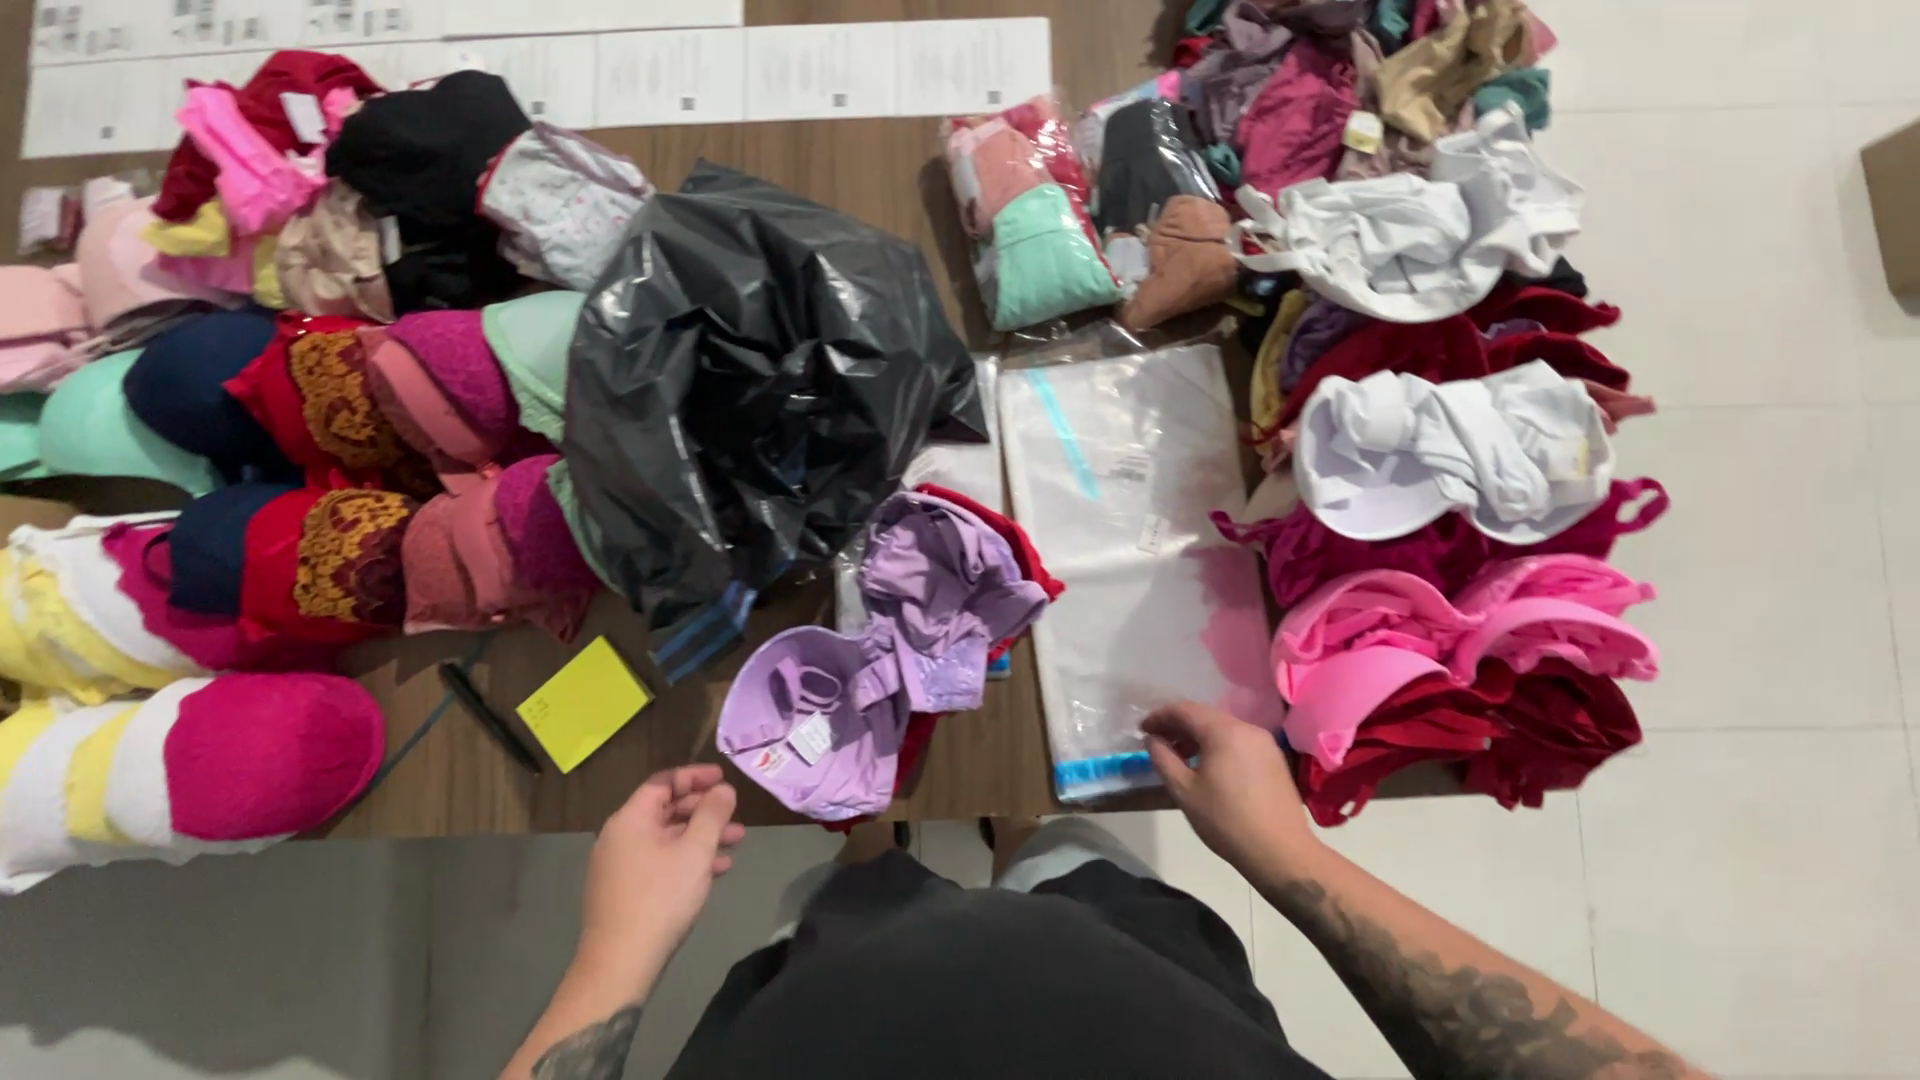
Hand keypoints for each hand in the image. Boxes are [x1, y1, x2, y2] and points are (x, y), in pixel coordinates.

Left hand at [574, 765, 746, 990]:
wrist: (620, 964)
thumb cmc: (660, 898)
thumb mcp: (695, 850)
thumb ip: (712, 814)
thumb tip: (723, 789)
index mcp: (630, 820)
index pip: (663, 782)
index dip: (695, 776)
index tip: (724, 778)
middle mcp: (620, 837)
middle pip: (666, 809)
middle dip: (704, 809)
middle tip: (735, 813)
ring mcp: (620, 866)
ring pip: (667, 838)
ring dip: (701, 836)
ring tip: (736, 842)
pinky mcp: (625, 890)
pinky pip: (660, 860)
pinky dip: (688, 858)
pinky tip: (717, 869)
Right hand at [1144, 702, 1320, 878]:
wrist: (1281, 852)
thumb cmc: (1226, 821)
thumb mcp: (1184, 791)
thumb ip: (1163, 759)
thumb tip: (1152, 740)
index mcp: (1223, 731)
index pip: (1184, 710)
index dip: (1159, 716)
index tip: (1142, 730)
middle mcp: (1247, 728)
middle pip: (1205, 716)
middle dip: (1178, 726)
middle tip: (1157, 742)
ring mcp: (1264, 742)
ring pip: (1223, 728)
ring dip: (1197, 736)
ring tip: (1179, 756)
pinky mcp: (1274, 758)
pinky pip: (1238, 741)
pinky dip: (1217, 745)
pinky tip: (1208, 766)